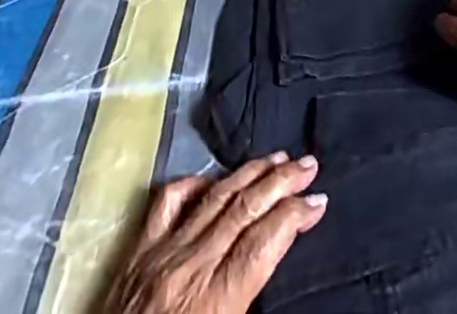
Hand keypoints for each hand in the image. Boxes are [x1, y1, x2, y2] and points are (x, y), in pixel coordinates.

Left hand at [105, 153, 326, 313]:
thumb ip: (250, 297)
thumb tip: (275, 254)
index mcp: (215, 301)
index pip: (264, 241)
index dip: (296, 215)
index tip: (318, 201)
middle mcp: (190, 267)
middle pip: (245, 209)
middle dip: (282, 182)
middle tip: (309, 164)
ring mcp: (161, 253)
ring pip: (215, 196)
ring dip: (251, 173)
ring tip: (278, 158)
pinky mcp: (137, 251)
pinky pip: (169, 201)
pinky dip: (196, 183)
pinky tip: (216, 179)